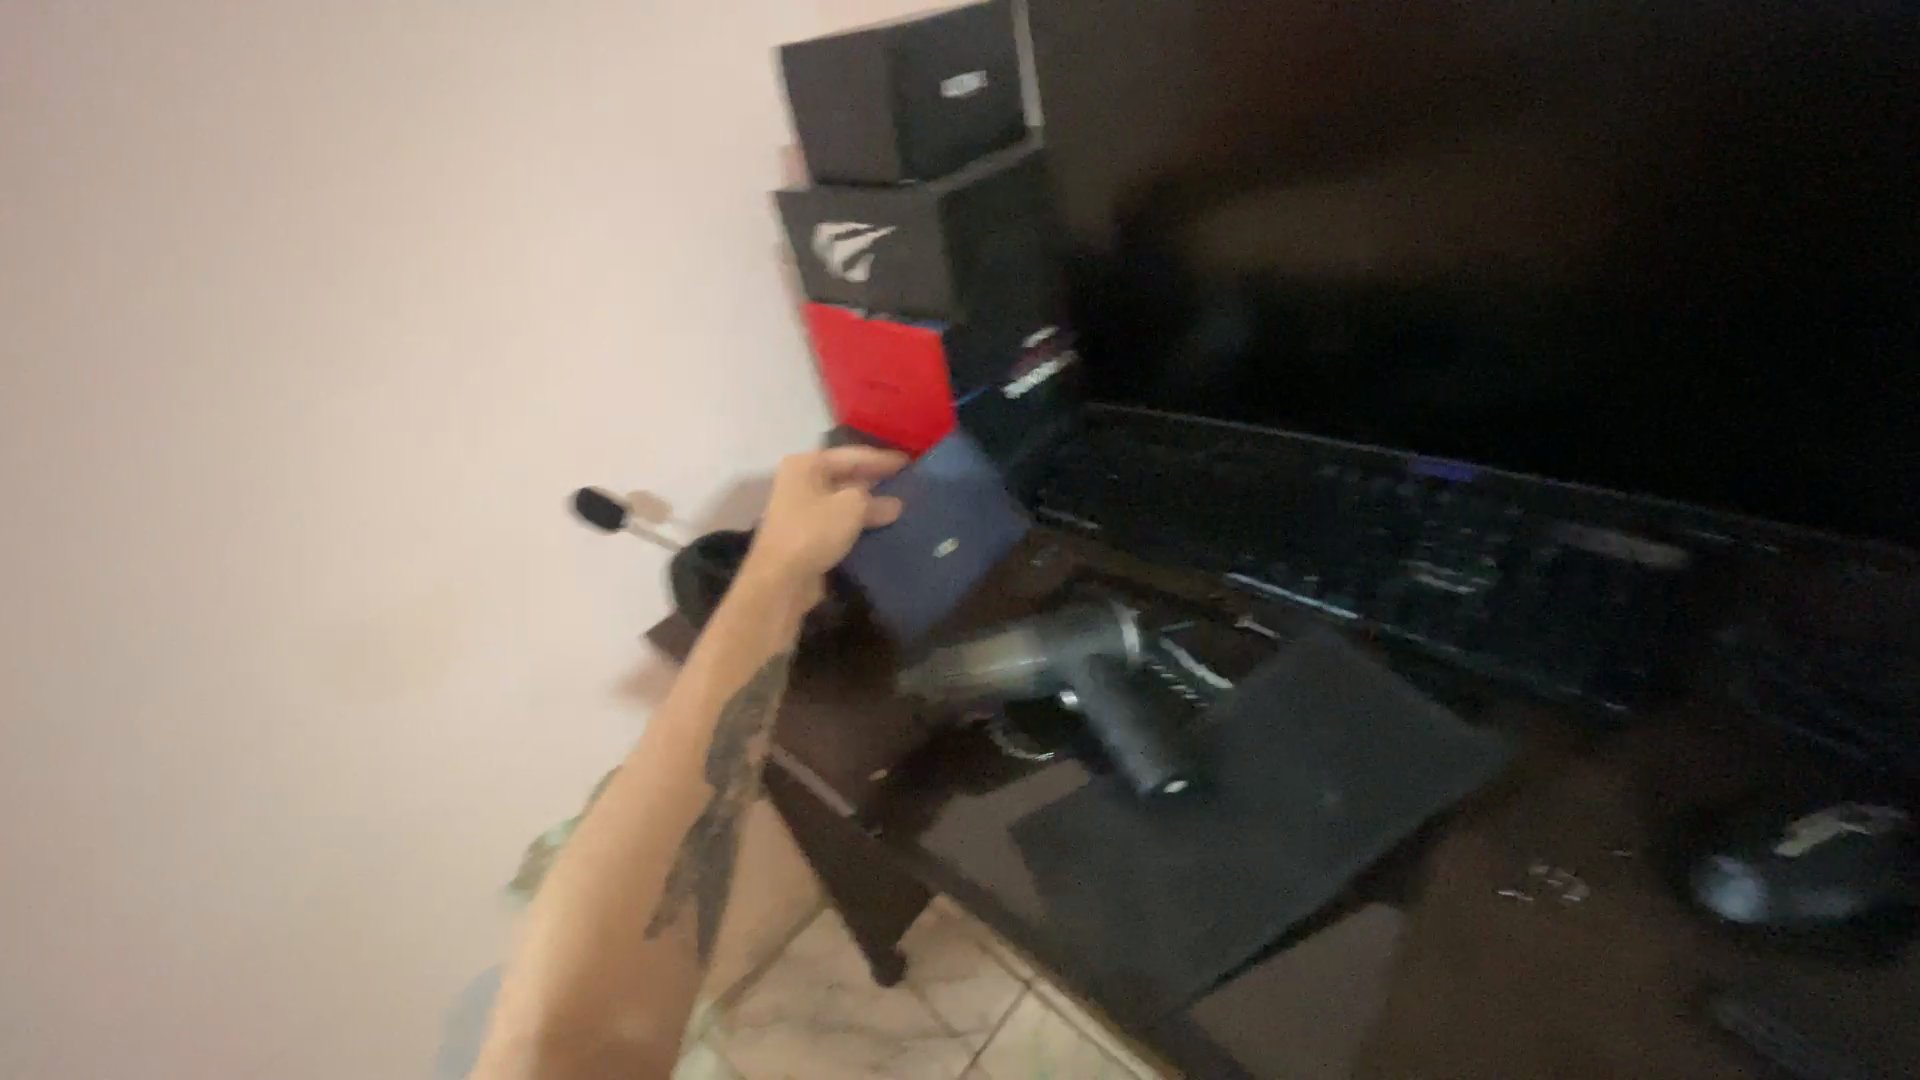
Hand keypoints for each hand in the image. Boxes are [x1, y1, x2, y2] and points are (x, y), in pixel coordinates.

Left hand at [740, 446, 907, 602]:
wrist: (782, 580)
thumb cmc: (814, 532)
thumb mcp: (852, 507)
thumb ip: (876, 500)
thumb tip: (894, 504)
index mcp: (807, 464)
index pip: (853, 455)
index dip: (883, 459)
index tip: (910, 462)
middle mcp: (802, 481)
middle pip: (847, 476)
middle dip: (876, 481)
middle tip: (908, 483)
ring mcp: (803, 509)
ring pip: (844, 501)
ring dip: (870, 505)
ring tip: (902, 506)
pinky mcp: (808, 535)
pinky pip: (840, 522)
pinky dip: (859, 523)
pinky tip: (883, 528)